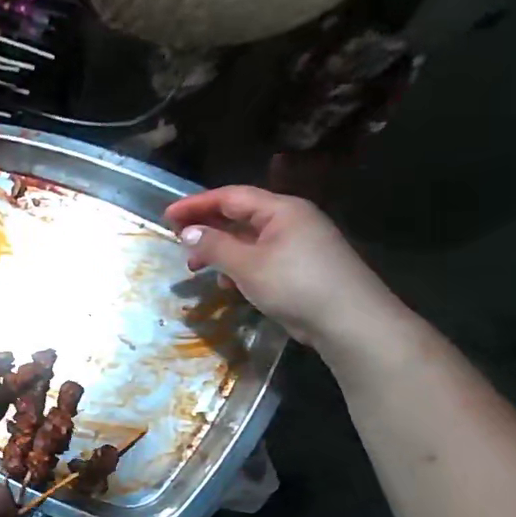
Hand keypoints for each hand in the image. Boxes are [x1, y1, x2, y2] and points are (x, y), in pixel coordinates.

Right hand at [165, 186, 406, 352]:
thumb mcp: (248, 265)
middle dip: (207, 228)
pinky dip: (238, 265)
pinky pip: (261, 257)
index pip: (231, 196)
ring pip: (249, 239)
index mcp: (281, 209)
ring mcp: (298, 244)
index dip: (196, 204)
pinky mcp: (300, 267)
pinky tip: (227, 283)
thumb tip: (188, 232)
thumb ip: (215, 246)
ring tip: (196, 267)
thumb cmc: (296, 285)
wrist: (349, 320)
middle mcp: (291, 220)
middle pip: (240, 215)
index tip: (167, 216)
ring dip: (220, 250)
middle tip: (177, 241)